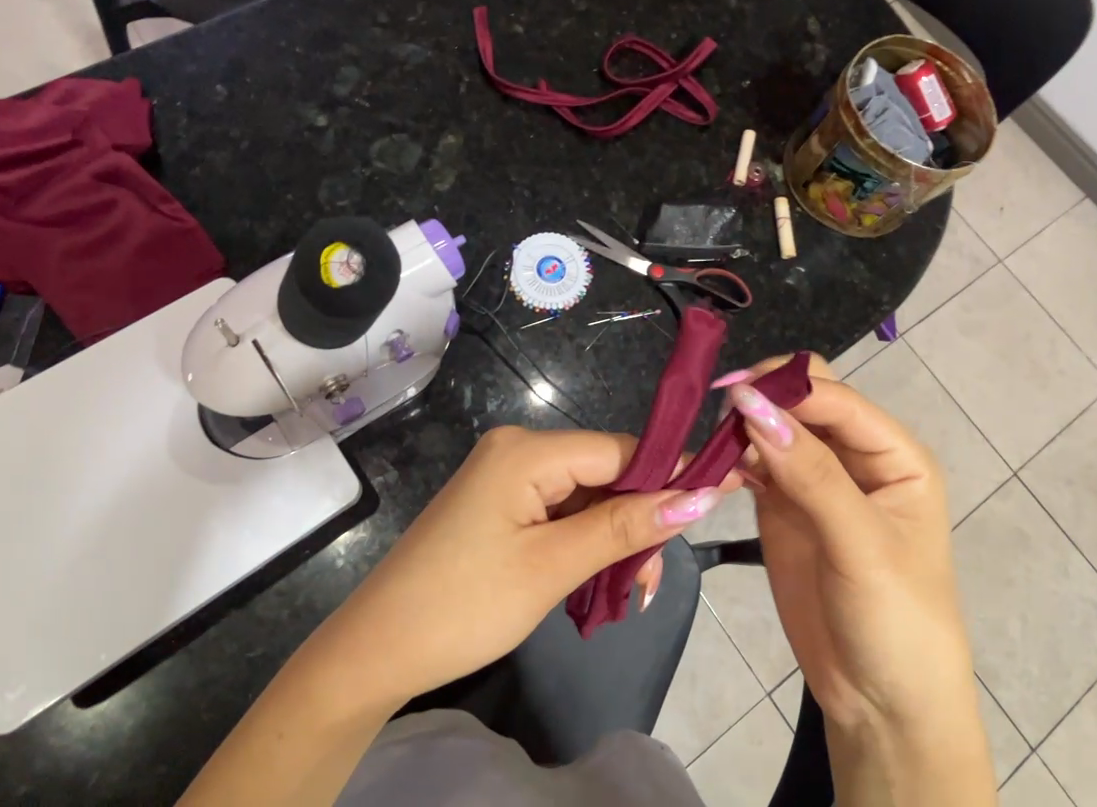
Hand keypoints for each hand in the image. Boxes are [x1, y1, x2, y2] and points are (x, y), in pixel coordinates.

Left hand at [309, 426, 738, 708]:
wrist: (379, 647)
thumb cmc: (467, 603)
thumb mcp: (553, 566)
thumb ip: (625, 527)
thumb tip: (699, 496)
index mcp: (526, 450)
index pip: (620, 449)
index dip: (668, 476)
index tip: (717, 504)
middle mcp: (516, 450)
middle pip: (603, 472)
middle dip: (636, 520)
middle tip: (648, 581)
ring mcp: (504, 479)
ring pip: (584, 497)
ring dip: (611, 539)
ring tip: (624, 594)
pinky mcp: (497, 506)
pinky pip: (557, 513)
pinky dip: (582, 544)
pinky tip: (595, 583)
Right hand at [723, 355, 993, 805]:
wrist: (881, 703)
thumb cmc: (895, 621)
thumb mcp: (861, 544)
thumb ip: (809, 473)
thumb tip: (750, 403)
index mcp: (894, 455)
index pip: (836, 399)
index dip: (786, 387)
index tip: (730, 392)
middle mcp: (855, 458)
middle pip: (802, 403)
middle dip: (762, 399)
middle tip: (715, 415)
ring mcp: (815, 482)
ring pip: (772, 429)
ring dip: (740, 429)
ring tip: (706, 446)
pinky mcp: (782, 507)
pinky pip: (753, 465)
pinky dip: (730, 460)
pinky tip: (709, 469)